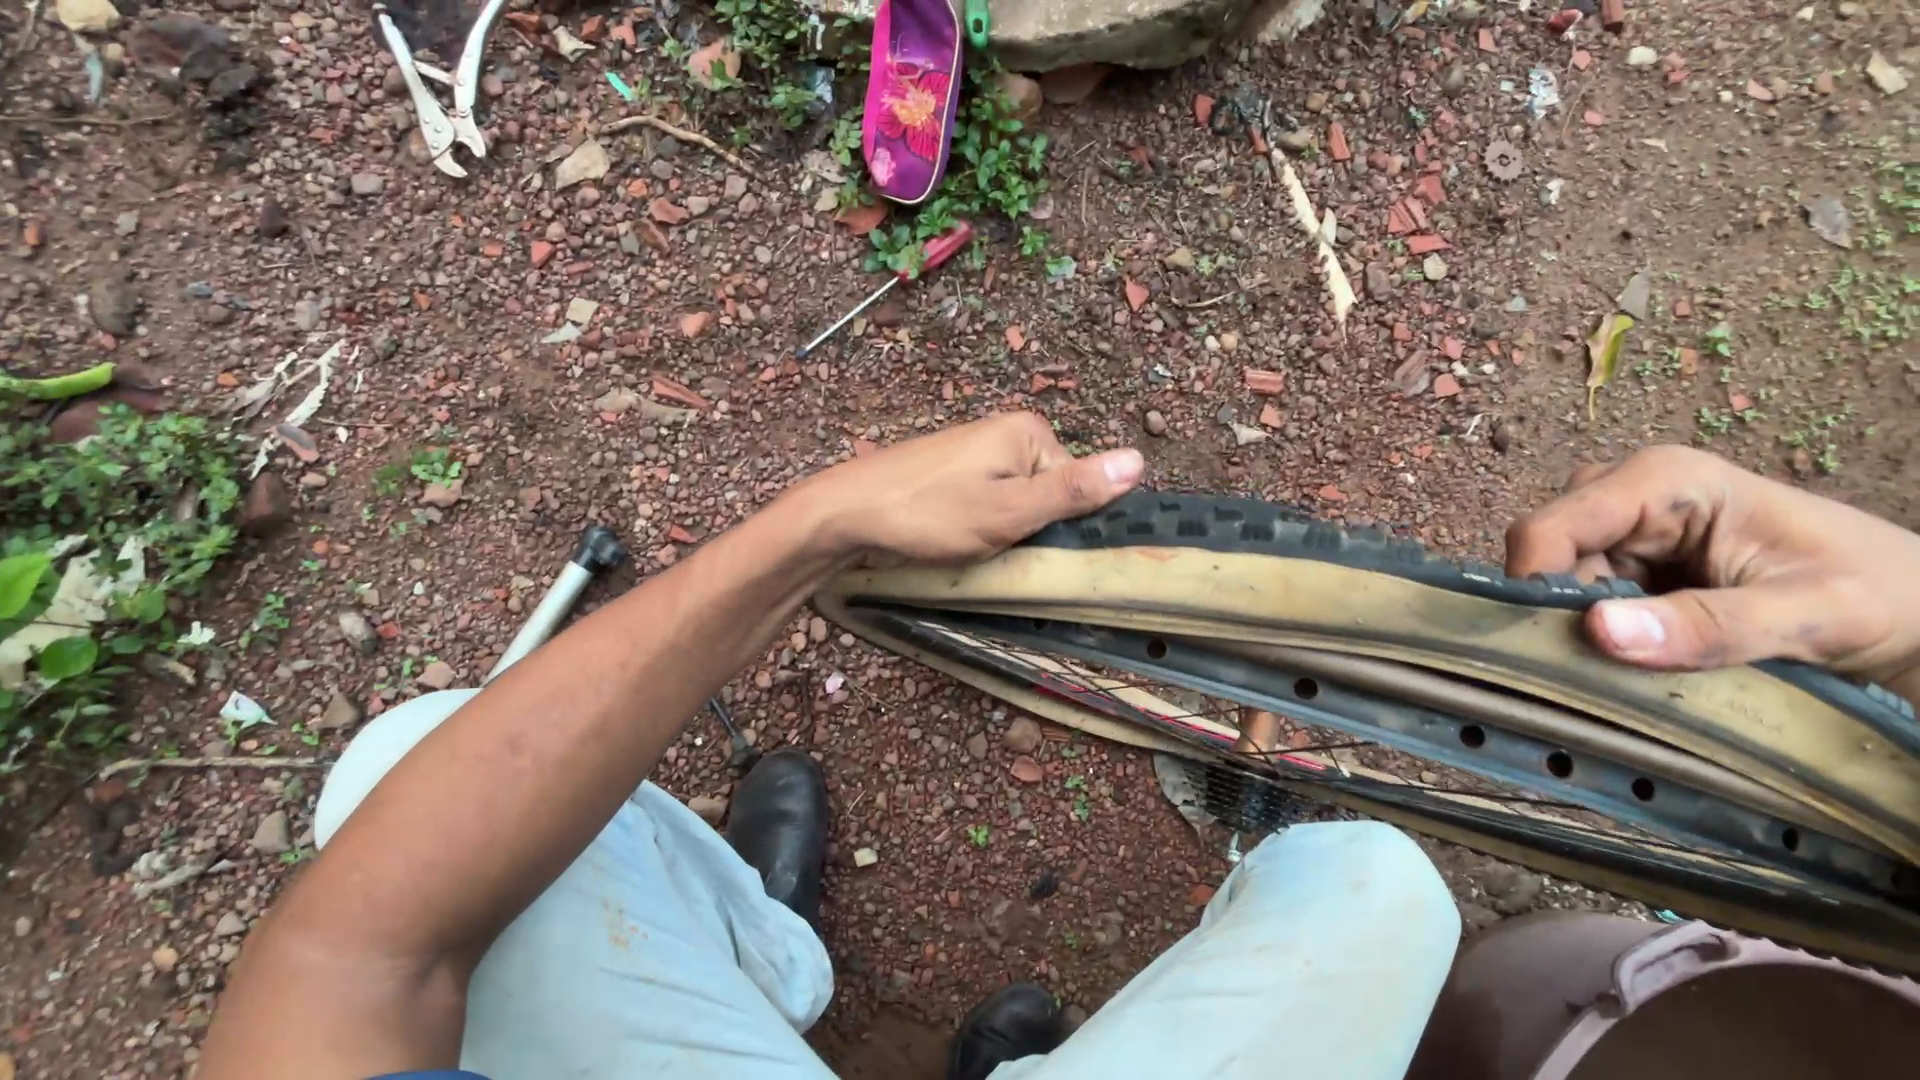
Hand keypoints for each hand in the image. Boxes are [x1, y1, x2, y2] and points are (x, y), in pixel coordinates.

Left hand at [793, 412, 1143, 564]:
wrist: (846, 514)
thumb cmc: (930, 513)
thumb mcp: (1011, 510)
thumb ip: (1073, 489)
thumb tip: (1140, 460)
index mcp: (1028, 431)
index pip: (1077, 486)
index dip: (1059, 525)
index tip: (1030, 548)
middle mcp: (1005, 434)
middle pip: (1046, 495)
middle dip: (1028, 529)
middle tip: (996, 550)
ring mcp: (976, 454)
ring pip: (1016, 506)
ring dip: (1002, 534)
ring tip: (970, 547)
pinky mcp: (953, 476)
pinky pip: (987, 507)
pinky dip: (979, 529)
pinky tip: (956, 542)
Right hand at [1505, 445, 1919, 705]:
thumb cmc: (1883, 599)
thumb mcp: (1811, 617)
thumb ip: (1708, 625)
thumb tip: (1597, 630)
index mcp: (1662, 479)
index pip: (1548, 530)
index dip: (1533, 586)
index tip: (1551, 650)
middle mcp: (1626, 493)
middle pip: (1544, 555)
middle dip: (1561, 610)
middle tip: (1608, 662)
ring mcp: (1624, 527)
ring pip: (1554, 579)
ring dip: (1578, 623)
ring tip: (1631, 660)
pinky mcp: (1627, 559)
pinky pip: (1578, 594)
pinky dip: (1593, 629)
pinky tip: (1633, 651)